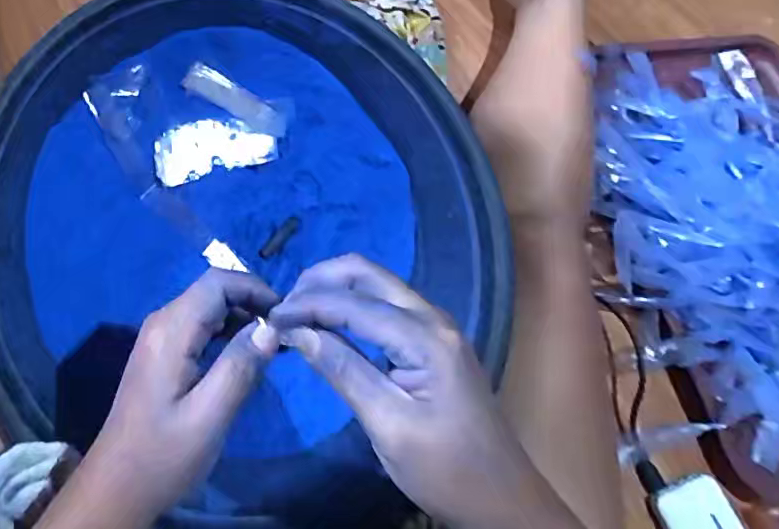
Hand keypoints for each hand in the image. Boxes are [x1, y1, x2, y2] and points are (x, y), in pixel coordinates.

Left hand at [45, 270, 280, 528]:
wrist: (119, 481)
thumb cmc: (164, 453)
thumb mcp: (209, 416)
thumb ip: (240, 367)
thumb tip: (270, 327)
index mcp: (171, 329)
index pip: (217, 282)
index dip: (254, 288)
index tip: (285, 314)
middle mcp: (162, 320)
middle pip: (211, 290)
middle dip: (250, 300)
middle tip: (283, 331)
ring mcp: (159, 334)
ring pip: (206, 306)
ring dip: (240, 315)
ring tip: (271, 343)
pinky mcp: (161, 349)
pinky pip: (197, 324)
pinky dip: (225, 330)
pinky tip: (244, 354)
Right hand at [267, 255, 583, 528]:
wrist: (508, 507)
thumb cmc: (449, 472)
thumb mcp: (389, 427)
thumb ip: (342, 370)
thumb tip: (296, 331)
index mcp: (425, 338)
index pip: (353, 303)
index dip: (307, 305)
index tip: (270, 318)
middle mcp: (432, 317)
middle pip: (364, 272)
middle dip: (318, 281)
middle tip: (285, 306)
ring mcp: (435, 325)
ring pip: (373, 281)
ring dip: (333, 288)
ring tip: (299, 311)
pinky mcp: (431, 338)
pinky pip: (382, 301)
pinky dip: (349, 302)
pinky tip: (329, 321)